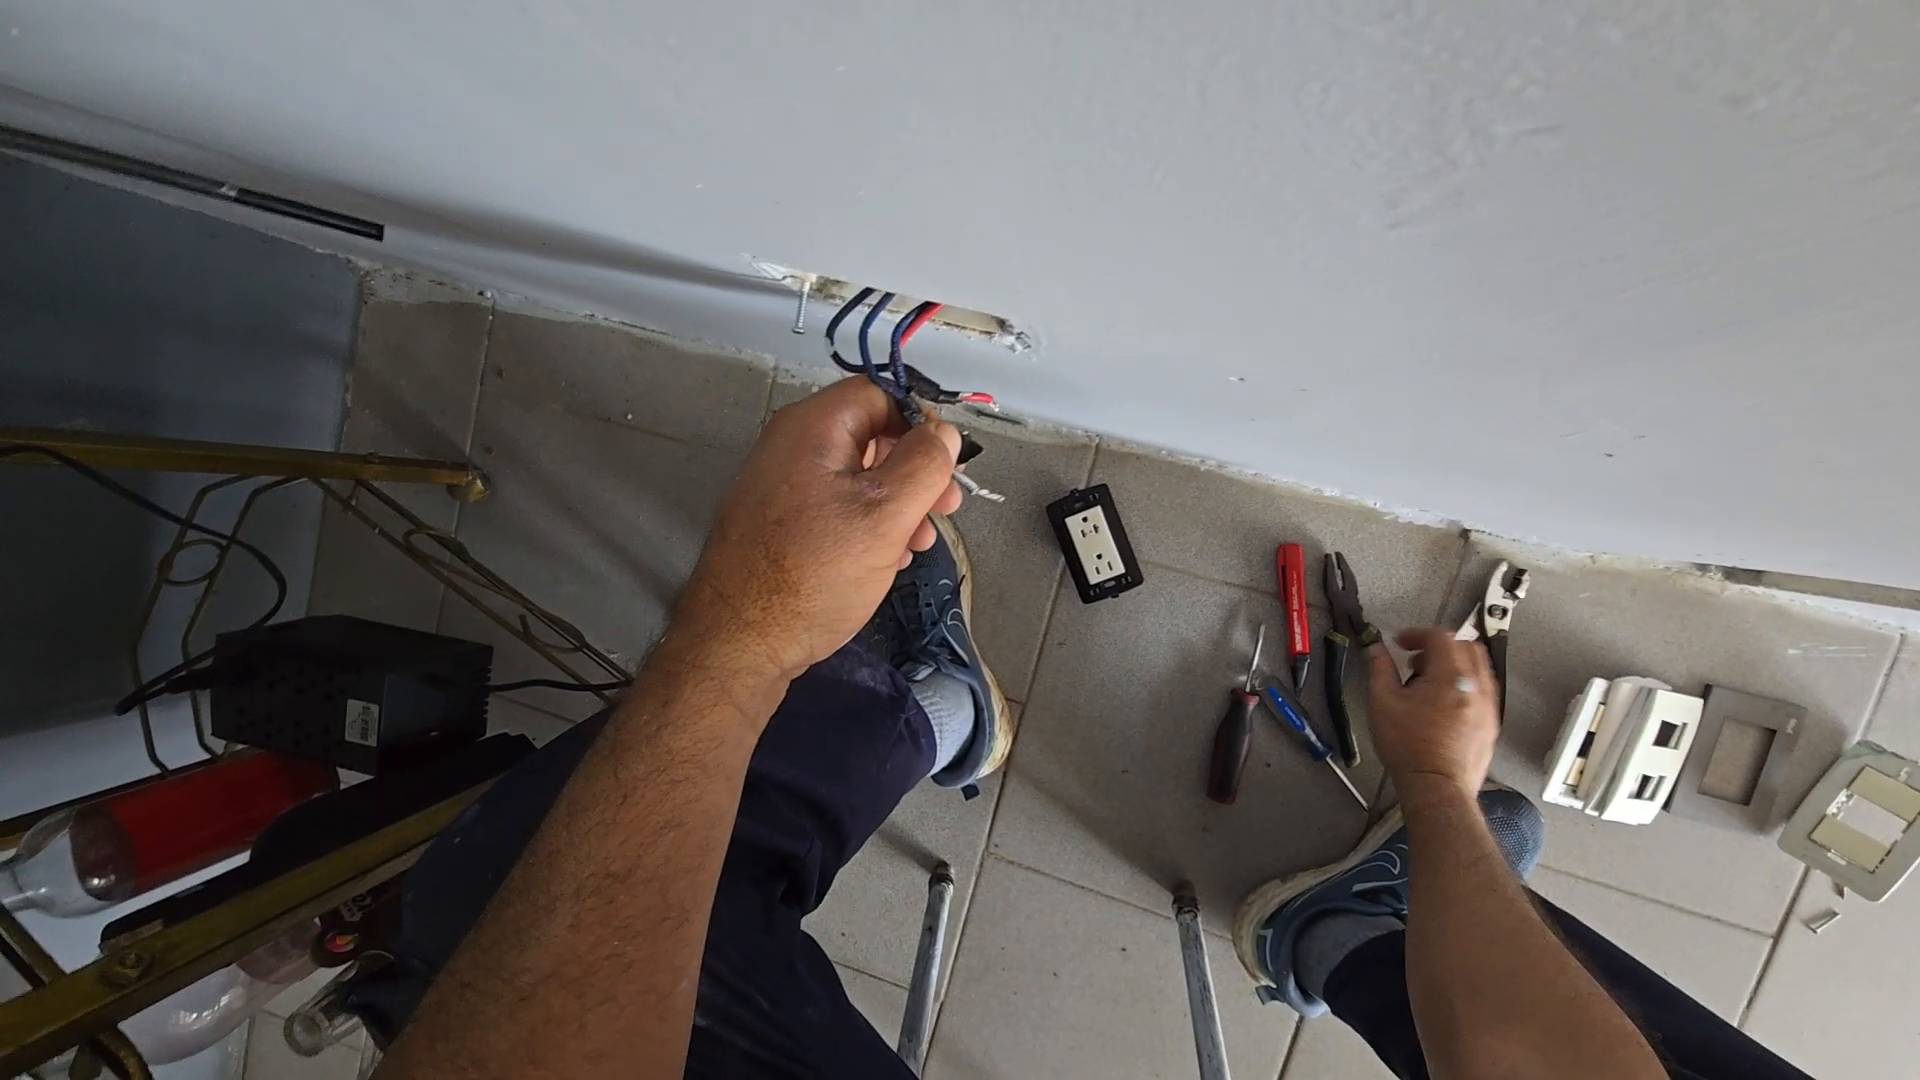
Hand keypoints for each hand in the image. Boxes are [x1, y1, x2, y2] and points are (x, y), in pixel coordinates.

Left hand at [671, 378, 962, 681]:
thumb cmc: (815, 573)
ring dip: (898, 505)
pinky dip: (868, 525)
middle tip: (946, 508)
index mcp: (813, 427)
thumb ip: (924, 464)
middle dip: (916, 471)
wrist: (739, 643)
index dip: (921, 421)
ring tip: (917, 544)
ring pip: (858, 477)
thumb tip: (944, 432)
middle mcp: (791, 446)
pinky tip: (886, 559)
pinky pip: (836, 506)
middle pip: (871, 436)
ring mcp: (782, 485)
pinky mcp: (780, 522)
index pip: (879, 393)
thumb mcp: (886, 514)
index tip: (948, 462)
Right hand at [1366, 627, 1499, 801]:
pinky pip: (1483, 690)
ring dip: (1454, 664)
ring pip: (1479, 668)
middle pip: (1467, 647)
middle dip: (1439, 646)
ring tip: (1427, 681)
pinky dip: (1464, 684)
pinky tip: (1441, 702)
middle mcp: (1477, 687)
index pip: (1442, 637)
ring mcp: (1488, 706)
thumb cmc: (1407, 745)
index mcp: (1450, 677)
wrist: (1436, 786)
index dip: (1417, 634)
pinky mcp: (1491, 724)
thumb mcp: (1382, 702)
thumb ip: (1380, 668)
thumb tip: (1376, 649)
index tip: (1400, 643)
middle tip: (1415, 658)